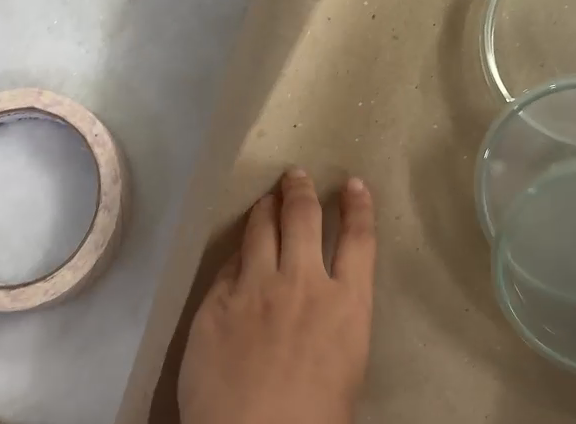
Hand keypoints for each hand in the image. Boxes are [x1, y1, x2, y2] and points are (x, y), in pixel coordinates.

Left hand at [179, 169, 377, 423]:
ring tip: (266, 199)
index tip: (353, 185)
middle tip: (296, 176)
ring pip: (262, 229)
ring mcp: (256, 288)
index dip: (358, 206)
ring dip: (265, 208)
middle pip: (303, 218)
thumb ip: (336, 323)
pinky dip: (237, 253)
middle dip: (301, 191)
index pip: (359, 239)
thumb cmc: (313, 420)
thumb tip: (326, 306)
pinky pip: (228, 265)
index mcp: (347, 304)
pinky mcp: (216, 303)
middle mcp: (303, 283)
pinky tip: (236, 251)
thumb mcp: (346, 367)